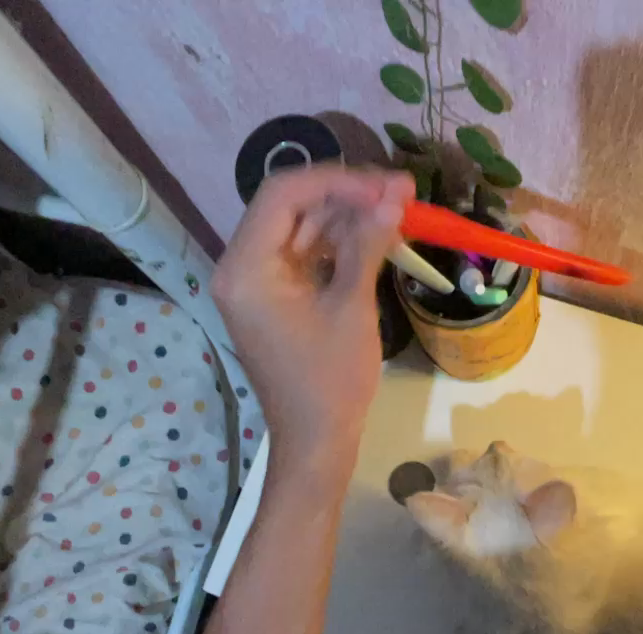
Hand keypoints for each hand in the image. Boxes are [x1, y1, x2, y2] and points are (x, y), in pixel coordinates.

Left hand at [212, 165, 412, 470]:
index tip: (387, 184)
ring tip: (399, 212)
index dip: (338, 181)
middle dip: (347, 198)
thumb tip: (395, 196)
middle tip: (402, 193)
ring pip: (302, 231)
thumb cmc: (330, 382)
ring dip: (347, 221)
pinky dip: (338, 248)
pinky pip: (304, 259)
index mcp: (246, 269)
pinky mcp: (275, 301)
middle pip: (291, 209)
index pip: (283, 195)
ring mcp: (257, 286)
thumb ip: (368, 245)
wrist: (316, 442)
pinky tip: (377, 239)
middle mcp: (241, 269)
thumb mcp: (351, 308)